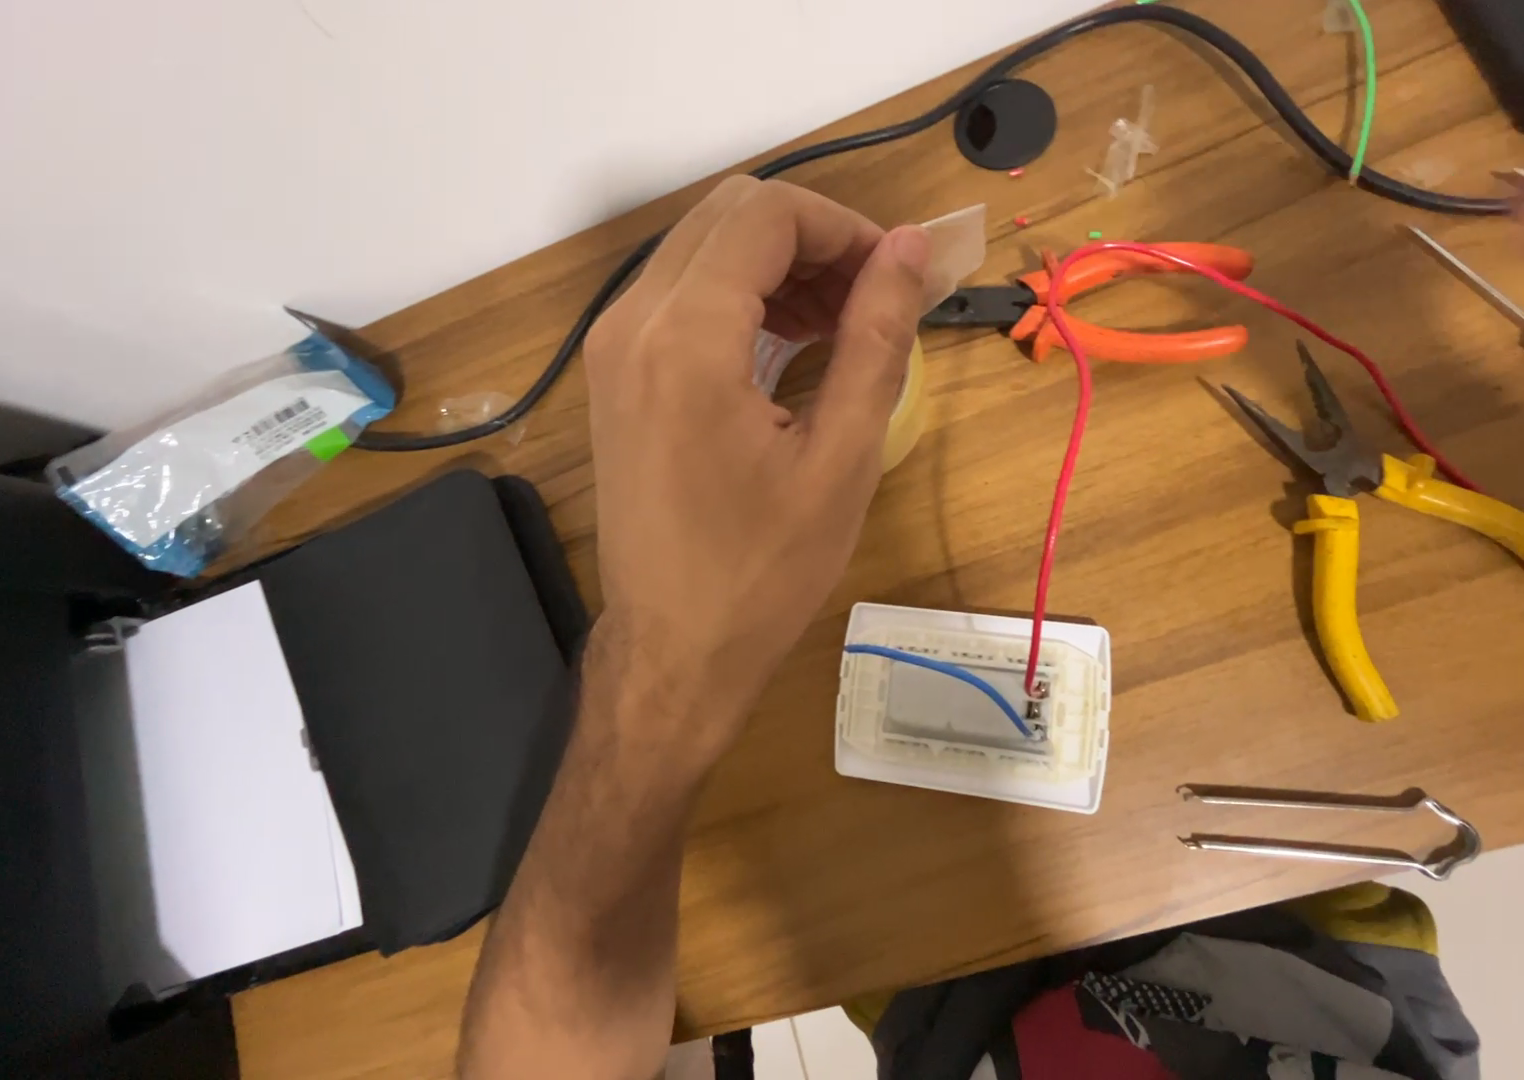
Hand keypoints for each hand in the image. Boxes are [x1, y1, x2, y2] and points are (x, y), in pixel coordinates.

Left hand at [582, 176, 929, 757]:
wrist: (674, 647)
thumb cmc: (764, 571)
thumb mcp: (841, 457)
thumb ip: (878, 338)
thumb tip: (911, 249)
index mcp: (686, 339)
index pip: (767, 214)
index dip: (845, 228)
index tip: (895, 276)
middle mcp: (632, 323)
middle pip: (729, 217)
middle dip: (812, 241)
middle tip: (872, 300)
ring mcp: (612, 349)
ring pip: (701, 253)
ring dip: (777, 269)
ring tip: (840, 327)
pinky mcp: (613, 377)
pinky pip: (679, 300)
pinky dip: (739, 301)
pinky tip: (786, 347)